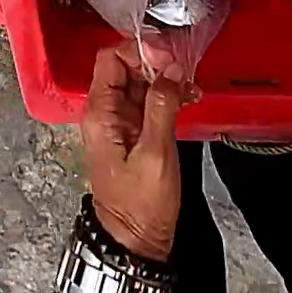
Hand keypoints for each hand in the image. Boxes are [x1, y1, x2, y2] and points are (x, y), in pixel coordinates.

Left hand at [79, 43, 182, 261]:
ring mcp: (118, 121)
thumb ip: (160, 109)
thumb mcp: (155, 154)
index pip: (110, 60)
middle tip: (186, 69)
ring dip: (163, 78)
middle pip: (124, 68)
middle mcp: (104, 111)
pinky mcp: (132, 131)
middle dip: (154, 62)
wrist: (133, 241)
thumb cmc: (141, 203)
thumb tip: (171, 70)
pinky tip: (188, 98)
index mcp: (100, 111)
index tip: (168, 56)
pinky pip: (146, 102)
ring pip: (137, 83)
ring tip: (192, 86)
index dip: (137, 51)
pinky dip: (165, 95)